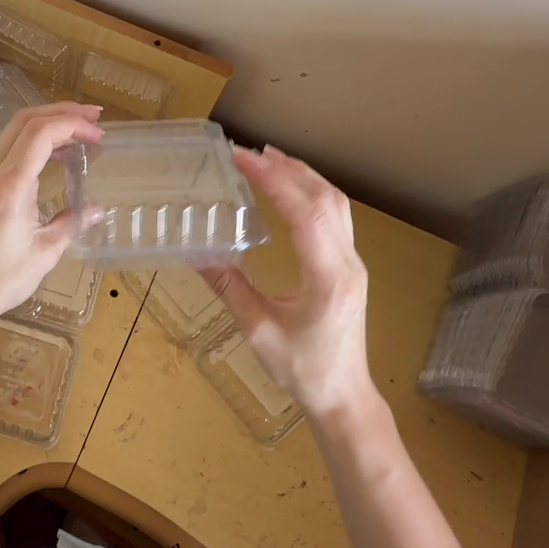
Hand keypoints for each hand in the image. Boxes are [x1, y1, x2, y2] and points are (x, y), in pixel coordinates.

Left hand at [0, 104, 103, 347]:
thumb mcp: (43, 253)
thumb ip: (71, 223)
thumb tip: (98, 211)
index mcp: (9, 185)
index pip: (41, 133)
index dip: (72, 124)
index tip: (98, 134)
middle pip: (24, 121)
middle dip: (60, 113)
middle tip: (93, 118)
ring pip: (12, 134)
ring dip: (45, 127)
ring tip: (78, 136)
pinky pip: (5, 153)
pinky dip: (31, 145)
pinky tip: (51, 160)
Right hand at [202, 145, 376, 418]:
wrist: (343, 395)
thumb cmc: (301, 369)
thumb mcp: (257, 330)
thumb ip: (228, 287)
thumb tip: (194, 253)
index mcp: (327, 279)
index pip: (306, 214)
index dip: (275, 180)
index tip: (243, 158)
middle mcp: (348, 263)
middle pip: (325, 200)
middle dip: (287, 169)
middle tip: (249, 152)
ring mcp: (354, 263)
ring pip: (336, 204)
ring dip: (303, 176)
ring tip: (269, 158)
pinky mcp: (350, 266)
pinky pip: (336, 217)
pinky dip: (312, 193)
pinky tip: (291, 188)